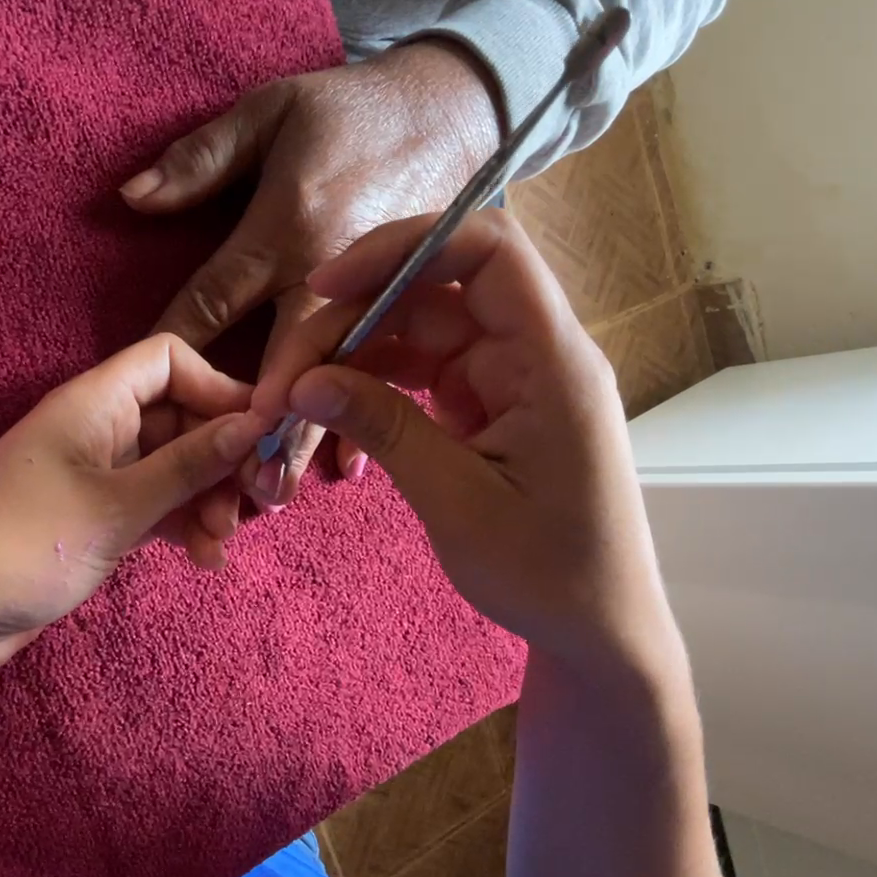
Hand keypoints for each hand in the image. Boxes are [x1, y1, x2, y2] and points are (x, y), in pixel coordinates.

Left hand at [0, 334, 267, 685]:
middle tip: (257, 505)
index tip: (260, 434)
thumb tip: (254, 423)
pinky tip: (203, 560)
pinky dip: (179, 527)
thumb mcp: (117, 504)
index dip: (219, 389)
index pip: (170, 361)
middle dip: (221, 458)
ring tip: (222, 544)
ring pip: (171, 470)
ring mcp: (95, 477)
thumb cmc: (25, 544)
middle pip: (180, 419)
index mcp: (94, 401)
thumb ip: (188, 464)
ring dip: (205, 501)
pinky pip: (151, 507)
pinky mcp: (93, 520)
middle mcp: (97, 429)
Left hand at [122, 40, 500, 510]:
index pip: (214, 301)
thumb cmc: (349, 109)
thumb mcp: (268, 112)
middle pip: (283, 361)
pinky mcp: (397, 311)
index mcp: (285, 230)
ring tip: (278, 490)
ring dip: (306, 438)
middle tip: (238, 480)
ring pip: (330, 380)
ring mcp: (367, 299)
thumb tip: (133, 197)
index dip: (181, 348)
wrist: (448, 108)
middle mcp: (325, 277)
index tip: (153, 403)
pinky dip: (362, 415)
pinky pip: (378, 372)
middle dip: (261, 421)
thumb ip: (201, 159)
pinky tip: (345, 464)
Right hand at [253, 209, 679, 677]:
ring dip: (353, 356)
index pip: (485, 253)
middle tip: (283, 378)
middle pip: (434, 294)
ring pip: (419, 333)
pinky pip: (422, 374)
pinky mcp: (487, 406)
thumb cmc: (544, 569)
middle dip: (352, 320)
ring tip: (293, 399)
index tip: (326, 287)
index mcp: (551, 360)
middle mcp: (532, 353)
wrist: (593, 626)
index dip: (402, 249)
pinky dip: (373, 386)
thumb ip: (384, 428)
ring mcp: (507, 379)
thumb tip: (305, 383)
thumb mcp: (456, 499)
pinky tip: (330, 409)